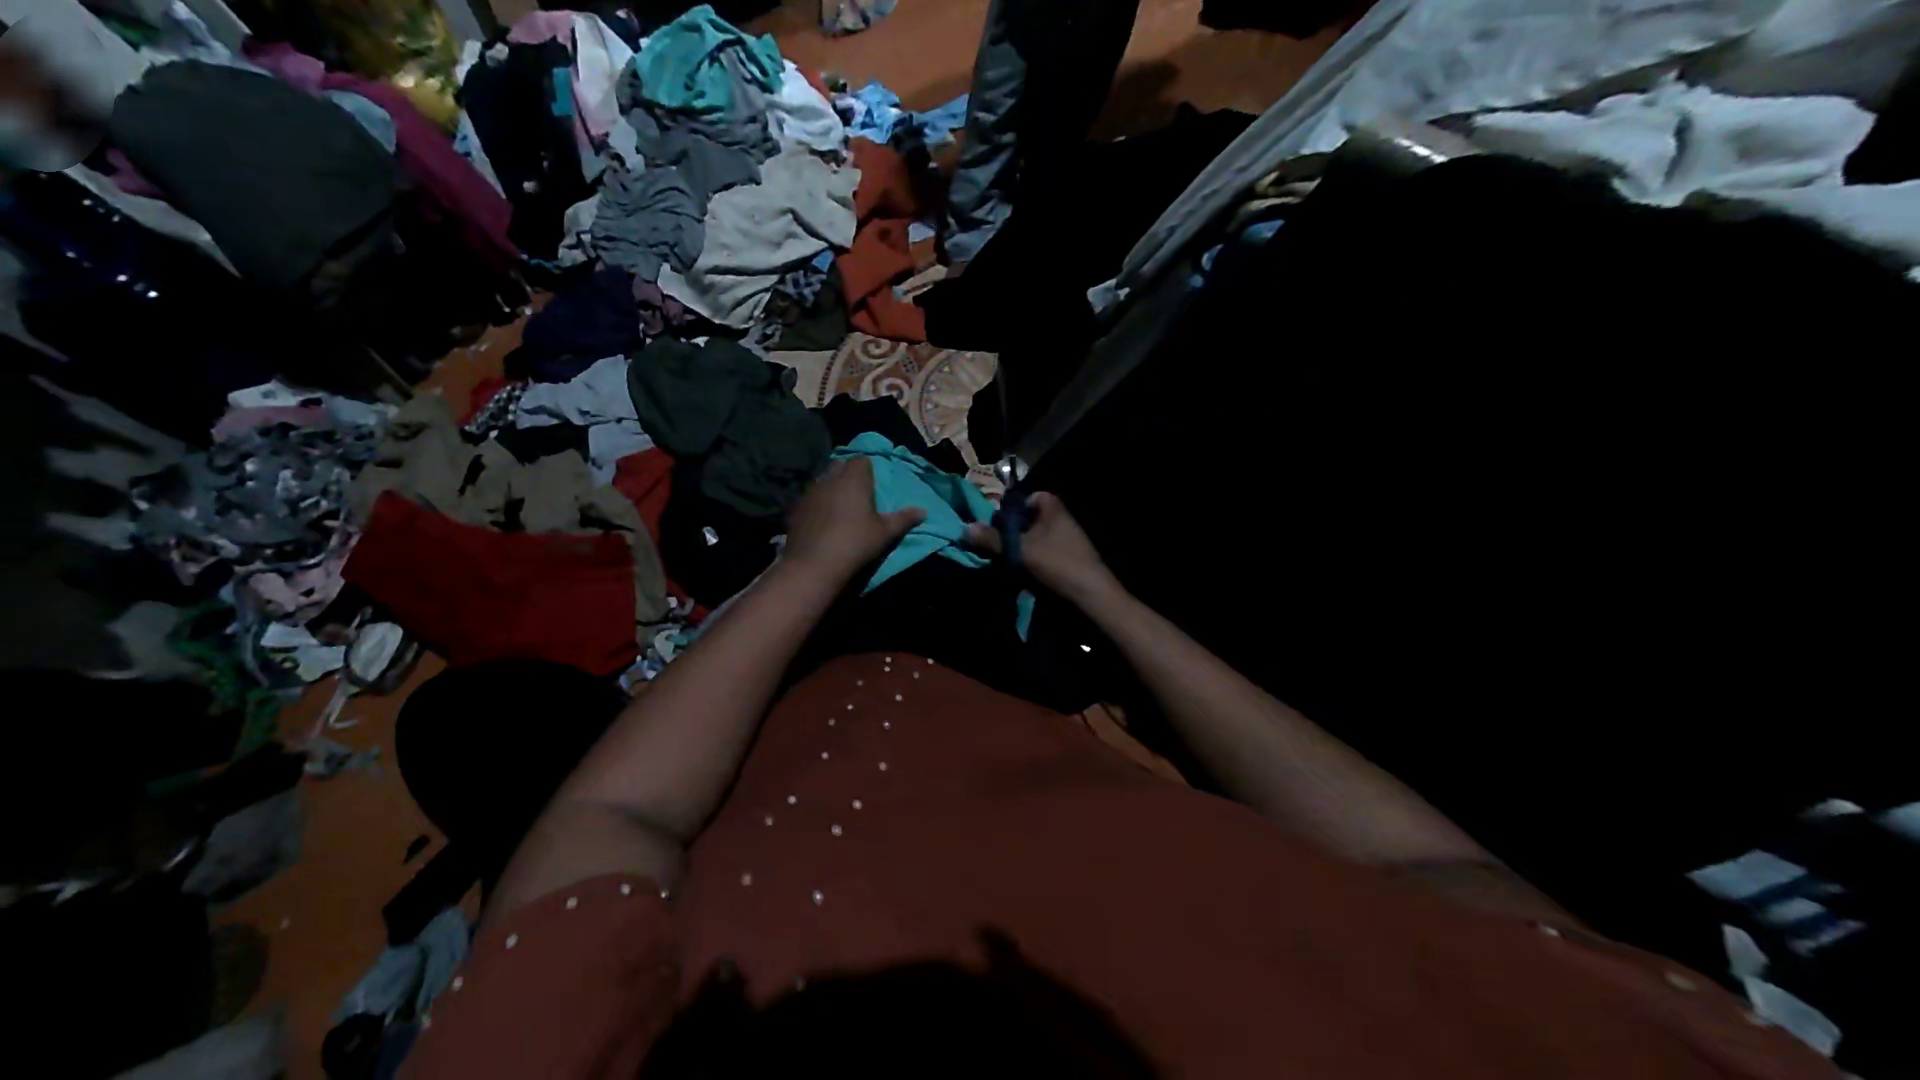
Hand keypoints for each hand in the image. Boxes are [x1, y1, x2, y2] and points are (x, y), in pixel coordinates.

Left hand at [783, 459, 924, 581]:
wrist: (814, 564)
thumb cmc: (856, 543)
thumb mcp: (885, 533)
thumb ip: (904, 519)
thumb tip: (923, 511)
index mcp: (854, 478)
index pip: (862, 459)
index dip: (868, 468)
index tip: (874, 482)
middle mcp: (830, 478)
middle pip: (840, 465)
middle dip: (849, 474)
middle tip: (859, 492)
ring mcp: (810, 491)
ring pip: (823, 480)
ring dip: (832, 487)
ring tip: (840, 506)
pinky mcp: (795, 507)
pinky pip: (810, 497)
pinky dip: (817, 503)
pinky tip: (822, 519)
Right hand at [964, 492, 1119, 604]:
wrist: (1092, 595)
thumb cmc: (1058, 564)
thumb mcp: (1021, 550)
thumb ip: (993, 539)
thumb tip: (965, 528)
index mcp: (1054, 508)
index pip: (1031, 498)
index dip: (1014, 508)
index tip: (1000, 523)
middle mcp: (1063, 519)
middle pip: (1031, 519)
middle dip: (1014, 531)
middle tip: (997, 544)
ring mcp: (1069, 540)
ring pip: (1037, 539)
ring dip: (1022, 549)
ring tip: (1007, 561)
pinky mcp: (1070, 559)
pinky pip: (1046, 554)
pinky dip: (1034, 560)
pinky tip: (1025, 574)